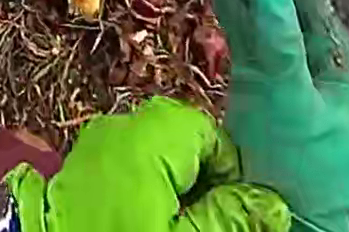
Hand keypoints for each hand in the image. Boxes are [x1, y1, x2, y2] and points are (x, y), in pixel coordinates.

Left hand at [6, 97, 289, 231]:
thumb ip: (229, 218)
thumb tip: (273, 202)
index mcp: (143, 137)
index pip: (202, 126)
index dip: (226, 166)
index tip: (232, 209)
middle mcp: (115, 128)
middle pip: (175, 133)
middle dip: (200, 172)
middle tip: (207, 220)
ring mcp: (91, 146)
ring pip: (149, 147)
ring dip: (172, 179)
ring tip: (178, 222)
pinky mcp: (75, 169)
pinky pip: (121, 160)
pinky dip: (142, 183)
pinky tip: (145, 218)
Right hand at [194, 0, 348, 231]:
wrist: (283, 217)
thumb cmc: (304, 167)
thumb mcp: (295, 101)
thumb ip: (281, 41)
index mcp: (333, 65)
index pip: (310, 3)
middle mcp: (307, 60)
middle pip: (276, 3)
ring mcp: (277, 69)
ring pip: (253, 14)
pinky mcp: (251, 79)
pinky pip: (236, 32)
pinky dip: (222, 4)